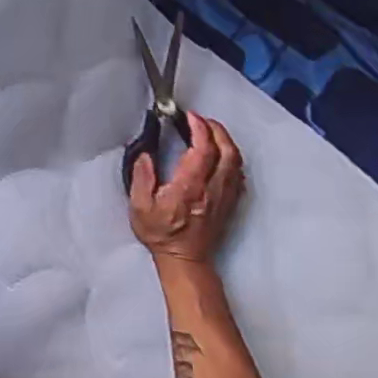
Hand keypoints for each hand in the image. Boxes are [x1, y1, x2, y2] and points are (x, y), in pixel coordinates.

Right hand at [129, 112, 245, 266]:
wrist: (184, 260)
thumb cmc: (161, 234)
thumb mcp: (140, 206)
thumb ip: (142, 177)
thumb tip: (146, 155)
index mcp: (190, 187)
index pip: (204, 150)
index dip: (199, 128)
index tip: (189, 116)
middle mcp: (212, 189)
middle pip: (227, 151)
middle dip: (216, 129)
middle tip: (201, 119)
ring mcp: (224, 196)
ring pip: (236, 161)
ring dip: (226, 141)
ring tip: (211, 131)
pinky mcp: (229, 203)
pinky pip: (238, 174)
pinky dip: (232, 158)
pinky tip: (221, 155)